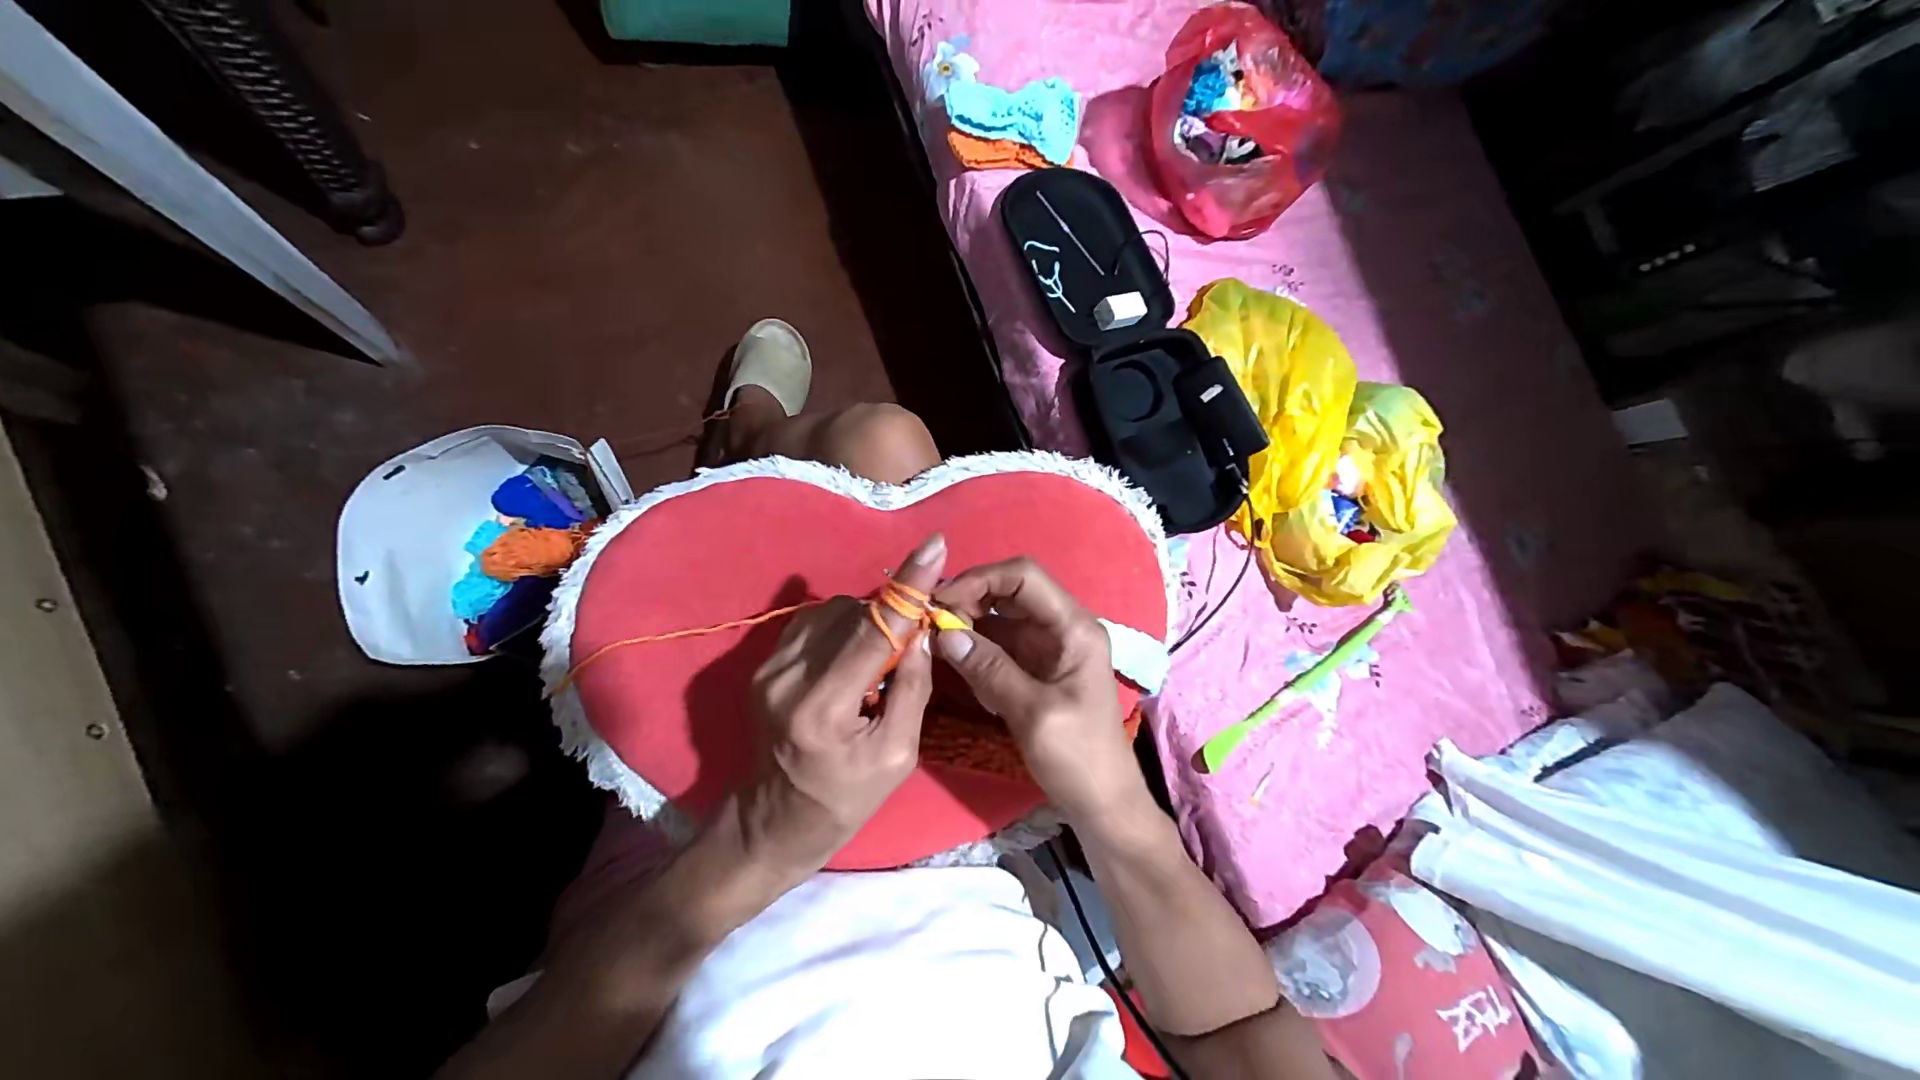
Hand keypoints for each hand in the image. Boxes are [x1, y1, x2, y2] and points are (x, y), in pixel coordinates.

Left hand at [739, 534, 947, 878]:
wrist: (771, 822)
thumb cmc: (843, 801)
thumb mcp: (896, 757)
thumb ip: (912, 689)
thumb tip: (919, 630)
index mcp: (823, 708)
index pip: (874, 632)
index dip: (908, 587)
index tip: (934, 546)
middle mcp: (787, 677)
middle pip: (853, 614)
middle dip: (889, 617)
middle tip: (909, 643)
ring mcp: (768, 668)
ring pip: (832, 611)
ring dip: (864, 622)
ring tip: (875, 661)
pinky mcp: (763, 664)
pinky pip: (812, 621)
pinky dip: (840, 628)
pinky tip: (848, 657)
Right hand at [932, 558, 1149, 826]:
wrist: (1102, 803)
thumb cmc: (1079, 757)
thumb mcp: (1033, 714)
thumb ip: (990, 669)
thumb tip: (944, 633)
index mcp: (1074, 627)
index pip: (1024, 577)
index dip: (980, 578)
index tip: (940, 598)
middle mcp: (1060, 627)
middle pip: (1008, 592)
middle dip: (968, 600)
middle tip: (931, 622)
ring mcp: (1046, 648)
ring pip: (998, 618)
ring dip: (967, 626)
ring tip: (936, 643)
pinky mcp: (1033, 668)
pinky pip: (997, 645)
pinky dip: (975, 650)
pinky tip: (957, 666)